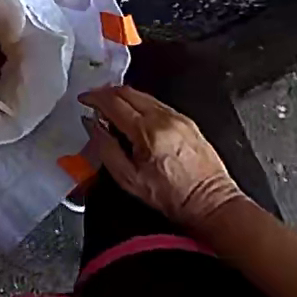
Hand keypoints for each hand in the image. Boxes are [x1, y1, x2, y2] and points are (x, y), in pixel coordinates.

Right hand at [79, 85, 247, 230]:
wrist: (212, 204)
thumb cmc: (171, 196)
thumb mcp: (128, 179)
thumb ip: (106, 148)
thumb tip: (93, 125)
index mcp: (146, 132)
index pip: (113, 102)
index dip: (94, 98)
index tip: (84, 100)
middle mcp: (163, 119)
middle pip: (127, 92)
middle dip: (106, 93)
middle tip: (94, 100)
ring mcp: (178, 117)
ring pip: (142, 95)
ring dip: (123, 97)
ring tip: (111, 108)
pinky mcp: (187, 121)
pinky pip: (157, 103)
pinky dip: (140, 103)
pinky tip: (134, 115)